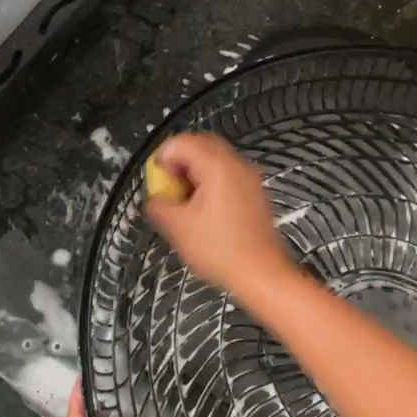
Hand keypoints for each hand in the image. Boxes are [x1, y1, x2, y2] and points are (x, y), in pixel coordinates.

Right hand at [144, 133, 298, 296]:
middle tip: (168, 187)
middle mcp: (236, 164)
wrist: (261, 274)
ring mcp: (249, 177)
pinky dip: (211, 181)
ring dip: (194, 171)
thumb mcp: (177, 228)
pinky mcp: (255, 192)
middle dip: (179, 161)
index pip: (182, 143)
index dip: (162, 158)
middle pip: (201, 144)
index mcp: (217, 166)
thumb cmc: (219, 250)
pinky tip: (203, 208)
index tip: (157, 183)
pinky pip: (228, 174)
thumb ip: (158, 205)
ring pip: (215, 159)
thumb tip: (155, 197)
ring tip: (184, 200)